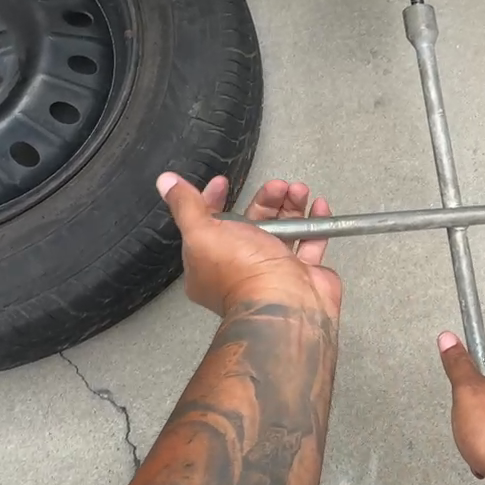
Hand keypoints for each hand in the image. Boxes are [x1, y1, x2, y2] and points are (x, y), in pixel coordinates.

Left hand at [157, 173, 341, 318]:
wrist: (286, 302)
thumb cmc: (243, 272)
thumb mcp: (203, 233)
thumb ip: (186, 205)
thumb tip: (166, 182)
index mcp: (211, 261)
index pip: (209, 224)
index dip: (215, 200)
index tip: (224, 182)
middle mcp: (242, 266)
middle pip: (253, 222)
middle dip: (266, 199)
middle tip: (279, 186)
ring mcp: (275, 269)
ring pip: (283, 229)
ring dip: (291, 206)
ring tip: (300, 191)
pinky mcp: (302, 271)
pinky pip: (310, 241)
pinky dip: (316, 222)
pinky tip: (319, 206)